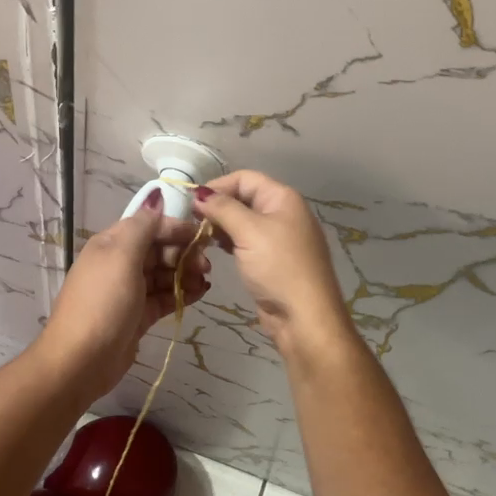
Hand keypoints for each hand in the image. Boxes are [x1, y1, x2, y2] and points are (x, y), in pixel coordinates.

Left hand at [36, 191, 210, 399]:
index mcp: (111, 244)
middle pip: (158, 249)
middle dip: (184, 252)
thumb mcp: (121, 258)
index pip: (149, 225)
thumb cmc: (102, 304)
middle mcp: (119, 264)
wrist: (81, 361)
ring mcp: (128, 291)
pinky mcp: (138, 316)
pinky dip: (182, 293)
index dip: (175, 228)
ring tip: (205, 281)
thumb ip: (143, 227)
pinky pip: (164, 297)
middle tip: (206, 265)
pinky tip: (200, 293)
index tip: (201, 237)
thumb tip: (157, 195)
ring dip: (186, 273)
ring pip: (163, 274)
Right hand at [193, 171, 348, 340]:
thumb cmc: (278, 267)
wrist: (304, 317)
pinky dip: (231, 242)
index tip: (191, 202)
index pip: (245, 178)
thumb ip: (223, 208)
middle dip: (218, 206)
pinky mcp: (274, 261)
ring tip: (199, 236)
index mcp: (283, 198)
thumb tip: (199, 194)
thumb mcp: (249, 231)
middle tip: (191, 221)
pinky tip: (216, 249)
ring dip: (222, 226)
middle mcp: (284, 213)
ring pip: (244, 221)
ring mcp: (280, 238)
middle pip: (244, 198)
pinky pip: (248, 242)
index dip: (217, 186)